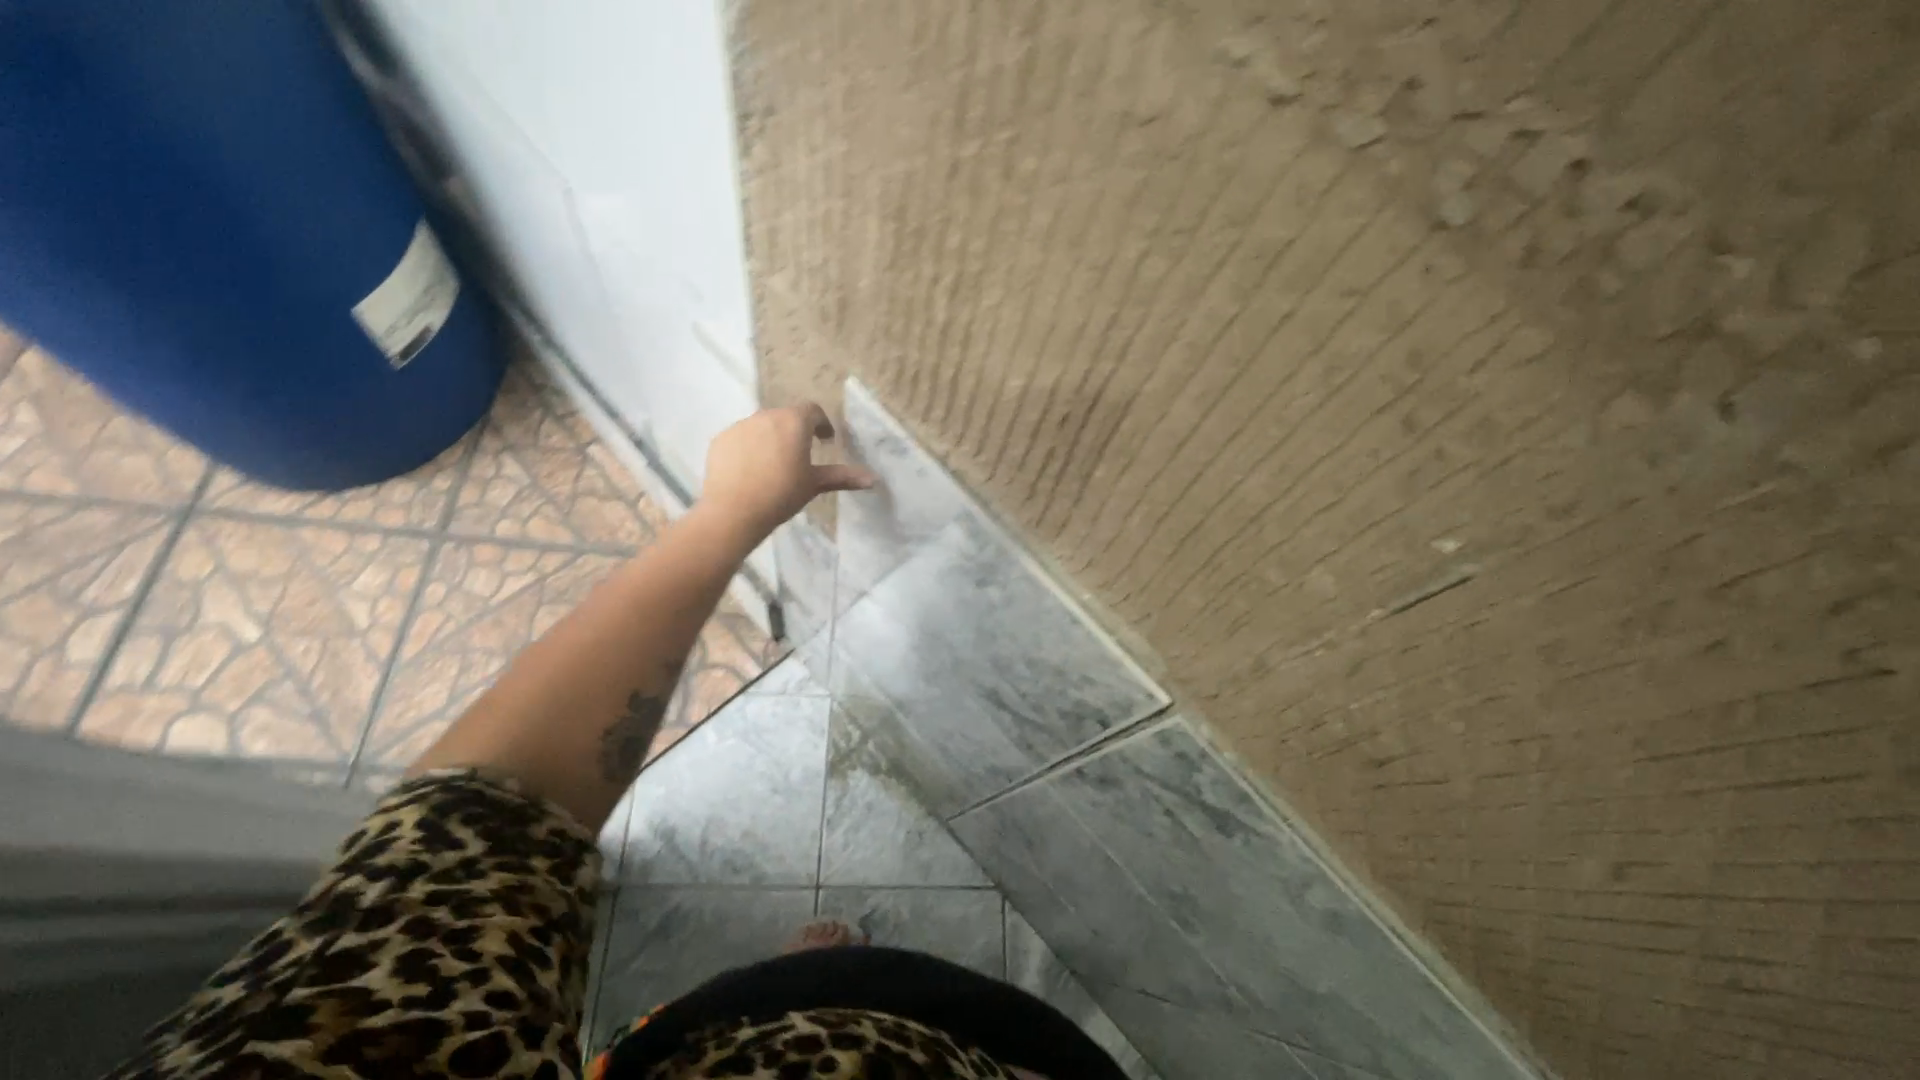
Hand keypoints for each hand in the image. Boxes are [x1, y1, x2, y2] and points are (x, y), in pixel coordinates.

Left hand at [697, 402, 876, 541]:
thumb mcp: (815, 484)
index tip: (825, 440)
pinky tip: (750, 471)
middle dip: (795, 432)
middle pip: (786, 417)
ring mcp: (741, 426)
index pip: (812, 411)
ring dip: (771, 439)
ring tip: (773, 465)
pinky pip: (741, 439)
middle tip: (800, 455)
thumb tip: (873, 479)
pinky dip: (748, 449)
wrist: (734, 511)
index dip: (821, 423)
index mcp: (794, 422)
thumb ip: (843, 477)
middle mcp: (767, 416)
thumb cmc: (782, 494)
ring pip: (761, 427)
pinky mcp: (721, 440)